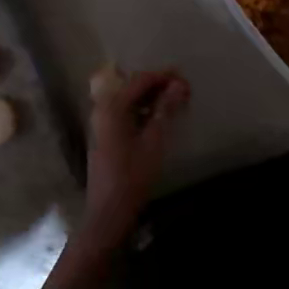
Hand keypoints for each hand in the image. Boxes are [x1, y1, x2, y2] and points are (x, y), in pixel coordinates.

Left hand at [84, 69, 188, 237]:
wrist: (109, 211)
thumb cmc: (132, 176)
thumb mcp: (154, 141)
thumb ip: (165, 110)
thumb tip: (178, 84)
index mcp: (112, 107)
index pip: (140, 80)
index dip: (164, 77)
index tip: (186, 80)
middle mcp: (103, 109)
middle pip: (132, 87)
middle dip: (159, 85)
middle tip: (184, 90)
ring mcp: (102, 122)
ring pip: (130, 100)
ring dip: (152, 98)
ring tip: (177, 102)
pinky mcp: (106, 135)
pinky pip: (126, 112)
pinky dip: (144, 110)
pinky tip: (161, 118)